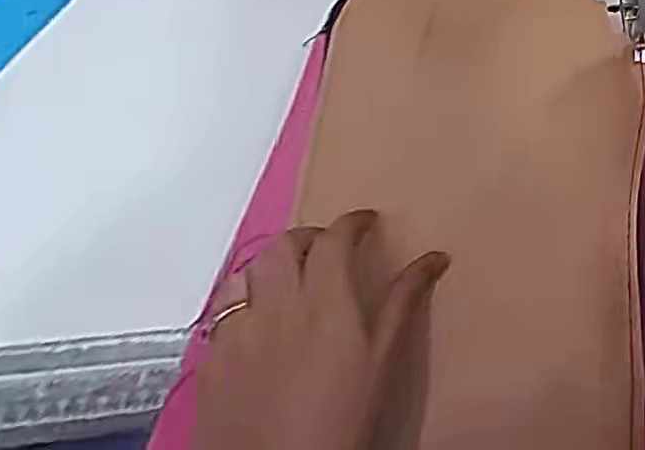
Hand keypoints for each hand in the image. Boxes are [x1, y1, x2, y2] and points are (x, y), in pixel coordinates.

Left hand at [195, 211, 449, 449]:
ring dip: (271, 263)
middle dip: (310, 236)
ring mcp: (238, 335)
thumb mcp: (382, 361)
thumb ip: (403, 301)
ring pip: (247, 270)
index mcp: (326, 304)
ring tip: (290, 276)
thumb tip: (434, 258)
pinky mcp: (210, 364)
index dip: (352, 221)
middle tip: (329, 247)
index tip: (366, 223)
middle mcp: (279, 309)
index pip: (334, 238)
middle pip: (285, 244)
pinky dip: (241, 299)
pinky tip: (256, 318)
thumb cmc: (338, 423)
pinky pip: (220, 311)